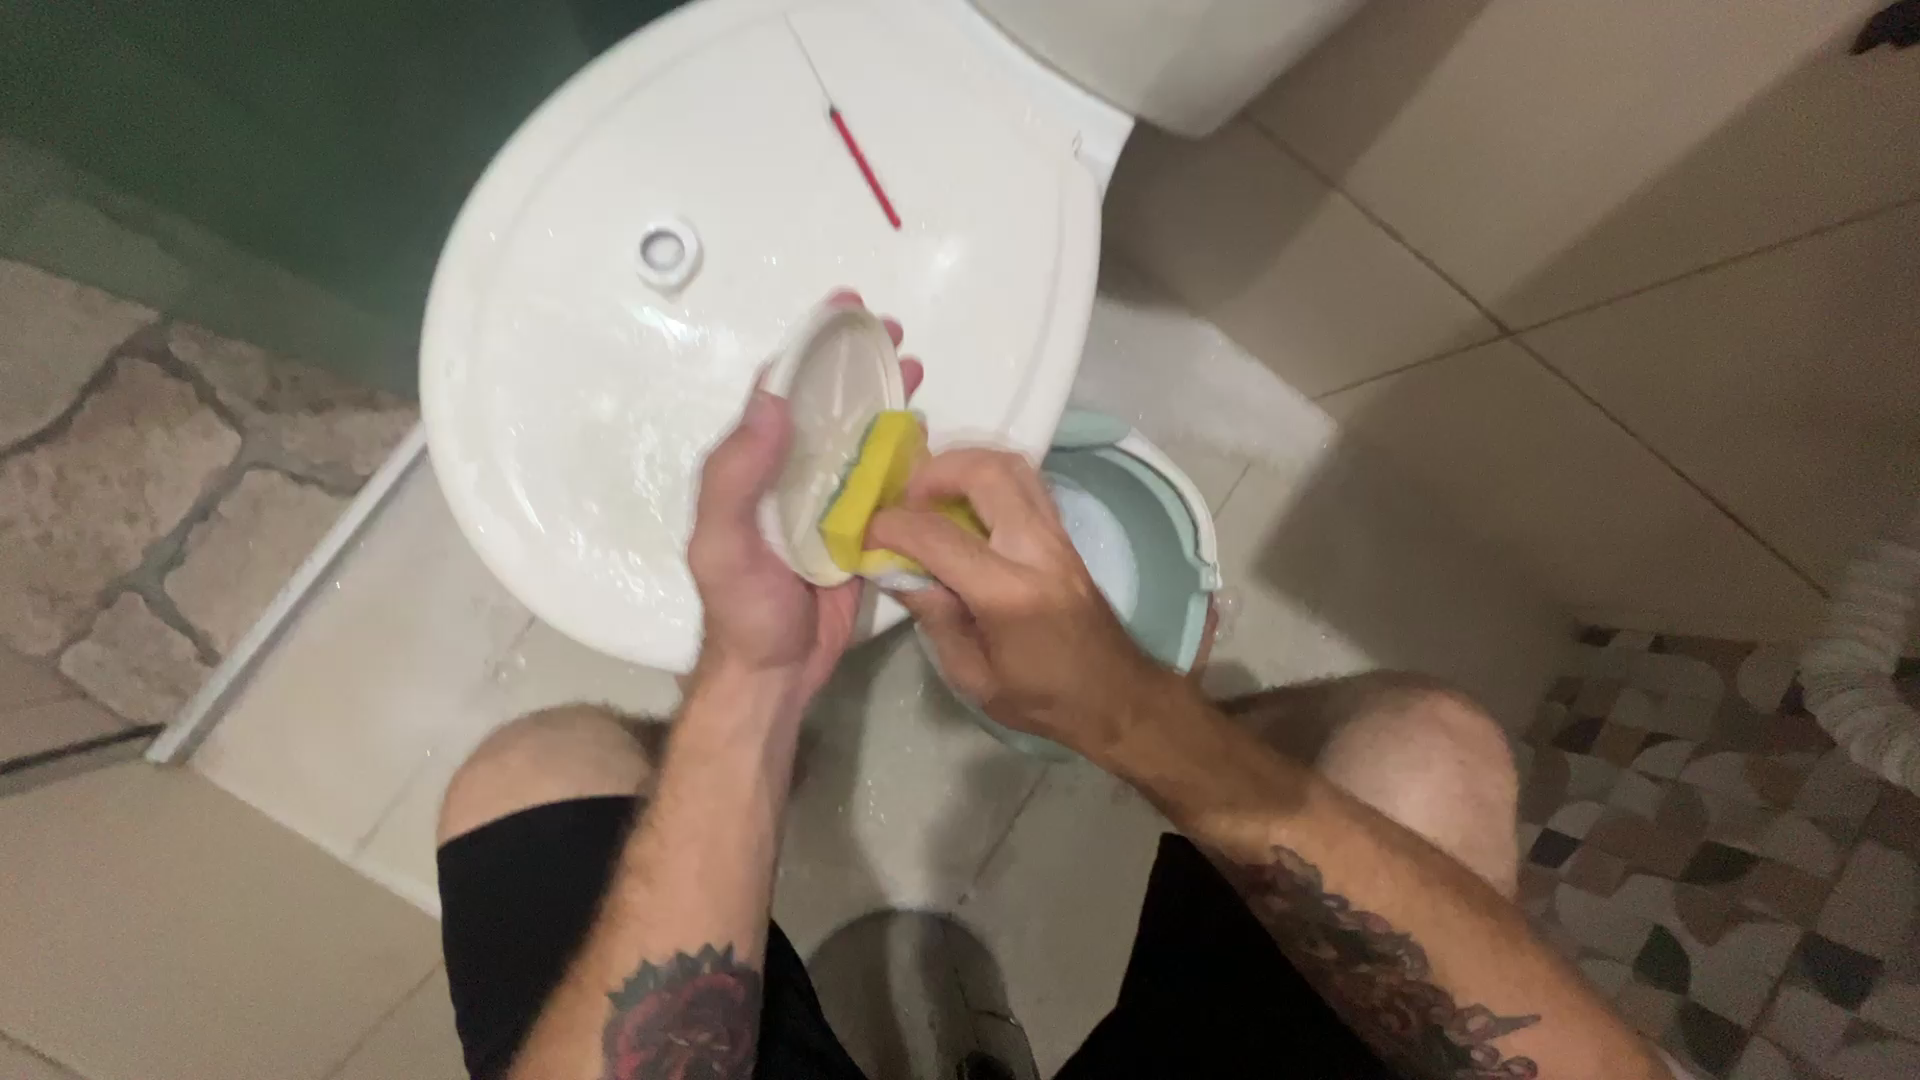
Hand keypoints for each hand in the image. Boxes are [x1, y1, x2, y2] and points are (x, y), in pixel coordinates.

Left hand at [687, 291, 921, 702]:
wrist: (777, 673)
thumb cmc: (744, 610)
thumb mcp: (722, 543)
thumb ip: (737, 475)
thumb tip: (771, 398)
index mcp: (755, 467)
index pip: (782, 391)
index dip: (812, 346)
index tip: (846, 309)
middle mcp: (790, 473)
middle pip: (827, 404)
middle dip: (857, 362)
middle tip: (894, 332)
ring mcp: (827, 500)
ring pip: (859, 435)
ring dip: (885, 398)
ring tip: (916, 367)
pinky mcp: (858, 527)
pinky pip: (883, 480)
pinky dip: (903, 451)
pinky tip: (925, 430)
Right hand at [866, 449, 1175, 753]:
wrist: (1114, 694)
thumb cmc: (1042, 698)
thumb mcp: (973, 677)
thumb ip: (934, 618)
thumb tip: (899, 571)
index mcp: (1010, 594)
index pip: (939, 537)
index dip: (893, 527)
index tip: (867, 533)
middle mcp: (1038, 550)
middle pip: (986, 472)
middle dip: (934, 472)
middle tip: (907, 500)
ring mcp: (1057, 536)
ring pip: (1012, 464)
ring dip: (964, 465)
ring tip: (934, 495)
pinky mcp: (1064, 534)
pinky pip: (1025, 482)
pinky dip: (987, 478)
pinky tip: (965, 507)